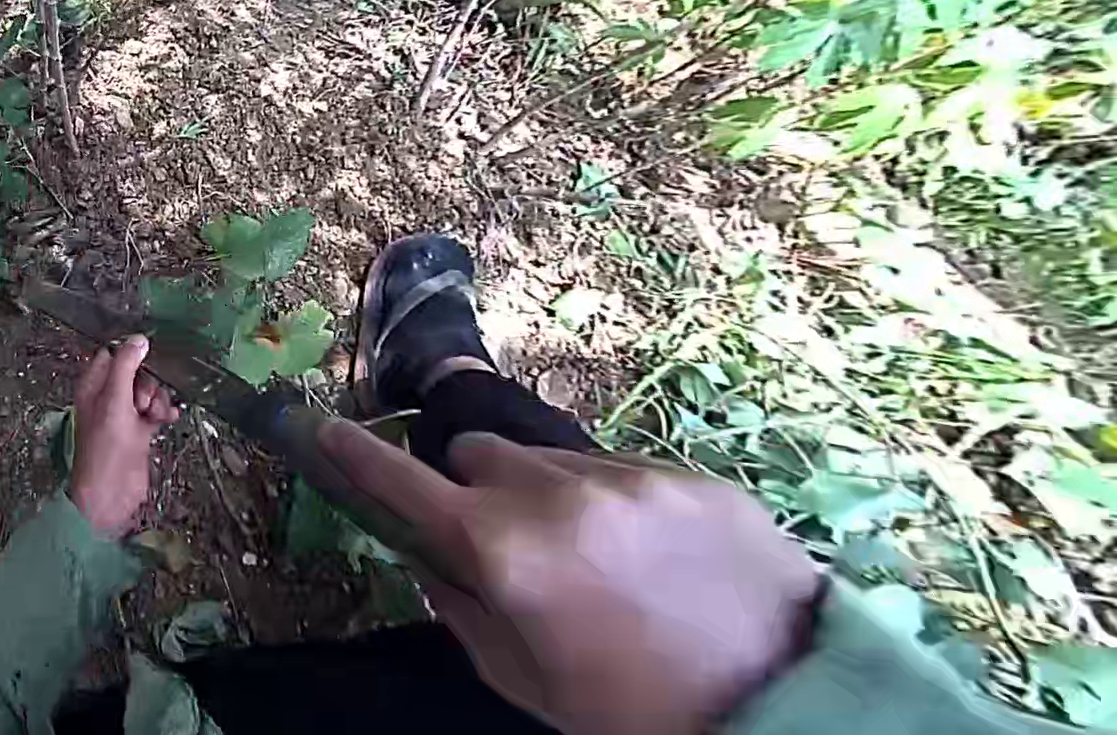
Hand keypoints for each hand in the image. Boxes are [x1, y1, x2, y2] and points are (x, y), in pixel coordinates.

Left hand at [68, 336, 179, 537]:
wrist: (110, 494)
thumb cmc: (106, 446)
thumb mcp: (115, 399)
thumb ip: (126, 366)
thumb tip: (139, 339)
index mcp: (93, 386)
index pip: (112, 355)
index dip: (130, 355)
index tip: (147, 357)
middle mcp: (107, 397)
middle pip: (136, 372)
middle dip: (148, 382)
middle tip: (144, 401)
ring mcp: (124, 414)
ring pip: (148, 391)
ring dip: (158, 399)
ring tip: (156, 415)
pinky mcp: (139, 430)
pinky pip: (156, 410)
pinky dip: (164, 412)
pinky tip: (170, 417)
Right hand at [318, 426, 818, 734]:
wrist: (808, 725)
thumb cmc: (636, 716)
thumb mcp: (527, 681)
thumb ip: (457, 606)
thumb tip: (423, 551)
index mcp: (502, 552)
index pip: (401, 482)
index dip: (353, 452)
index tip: (321, 424)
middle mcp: (550, 496)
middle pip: (472, 450)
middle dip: (474, 483)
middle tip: (511, 534)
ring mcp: (621, 478)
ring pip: (540, 456)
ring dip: (544, 491)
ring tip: (600, 552)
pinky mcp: (682, 475)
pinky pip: (614, 469)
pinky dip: (611, 500)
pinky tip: (660, 554)